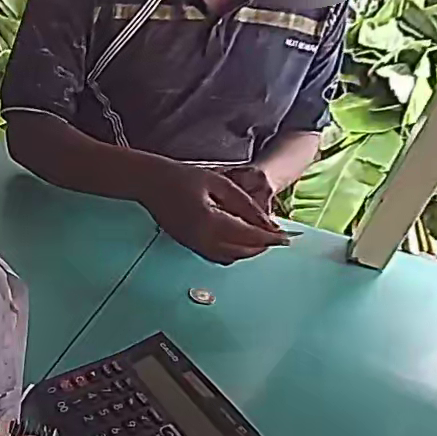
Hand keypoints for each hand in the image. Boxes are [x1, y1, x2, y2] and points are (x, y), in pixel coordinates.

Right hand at [140, 161, 289, 264]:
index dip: (270, 238)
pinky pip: (216, 256)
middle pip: (240, 252)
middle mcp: (201, 239)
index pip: (248, 236)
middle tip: (277, 238)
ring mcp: (193, 244)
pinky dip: (232, 252)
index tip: (287, 238)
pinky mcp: (188, 245)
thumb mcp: (220, 184)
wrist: (149, 183)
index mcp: (210, 222)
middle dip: (261, 246)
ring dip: (247, 251)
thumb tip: (268, 223)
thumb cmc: (182, 177)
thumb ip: (245, 205)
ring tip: (260, 239)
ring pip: (229, 257)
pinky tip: (238, 240)